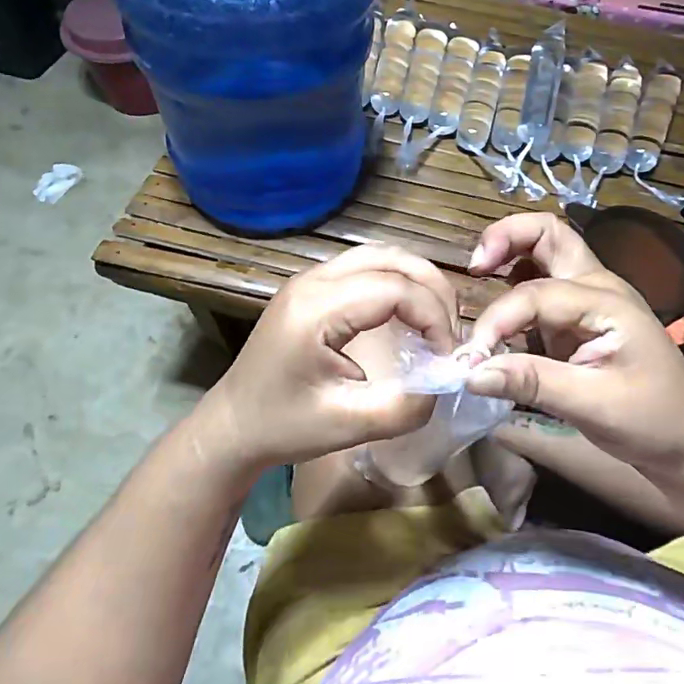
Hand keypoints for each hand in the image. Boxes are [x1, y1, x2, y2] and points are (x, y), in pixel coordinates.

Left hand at [196, 245, 459, 468]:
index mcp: (315, 309)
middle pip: (390, 259)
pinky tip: (407, 316)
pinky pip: (363, 268)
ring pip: (378, 256)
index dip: (433, 316)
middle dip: (431, 290)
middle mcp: (312, 281)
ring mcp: (308, 279)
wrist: (233, 425)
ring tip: (435, 323)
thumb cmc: (283, 427)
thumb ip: (405, 406)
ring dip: (415, 282)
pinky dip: (395, 283)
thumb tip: (448, 379)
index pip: (394, 288)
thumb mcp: (348, 427)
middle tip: (450, 333)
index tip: (448, 356)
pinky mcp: (310, 288)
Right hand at [461, 213, 683, 474]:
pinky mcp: (576, 314)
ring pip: (545, 248)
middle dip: (505, 237)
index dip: (496, 322)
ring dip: (509, 251)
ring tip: (479, 274)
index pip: (534, 295)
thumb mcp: (593, 406)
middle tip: (474, 267)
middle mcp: (597, 286)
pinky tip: (498, 304)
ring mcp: (588, 297)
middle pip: (549, 232)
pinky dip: (513, 279)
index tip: (471, 361)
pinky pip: (540, 280)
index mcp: (606, 302)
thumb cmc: (652, 421)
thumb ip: (532, 382)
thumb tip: (471, 374)